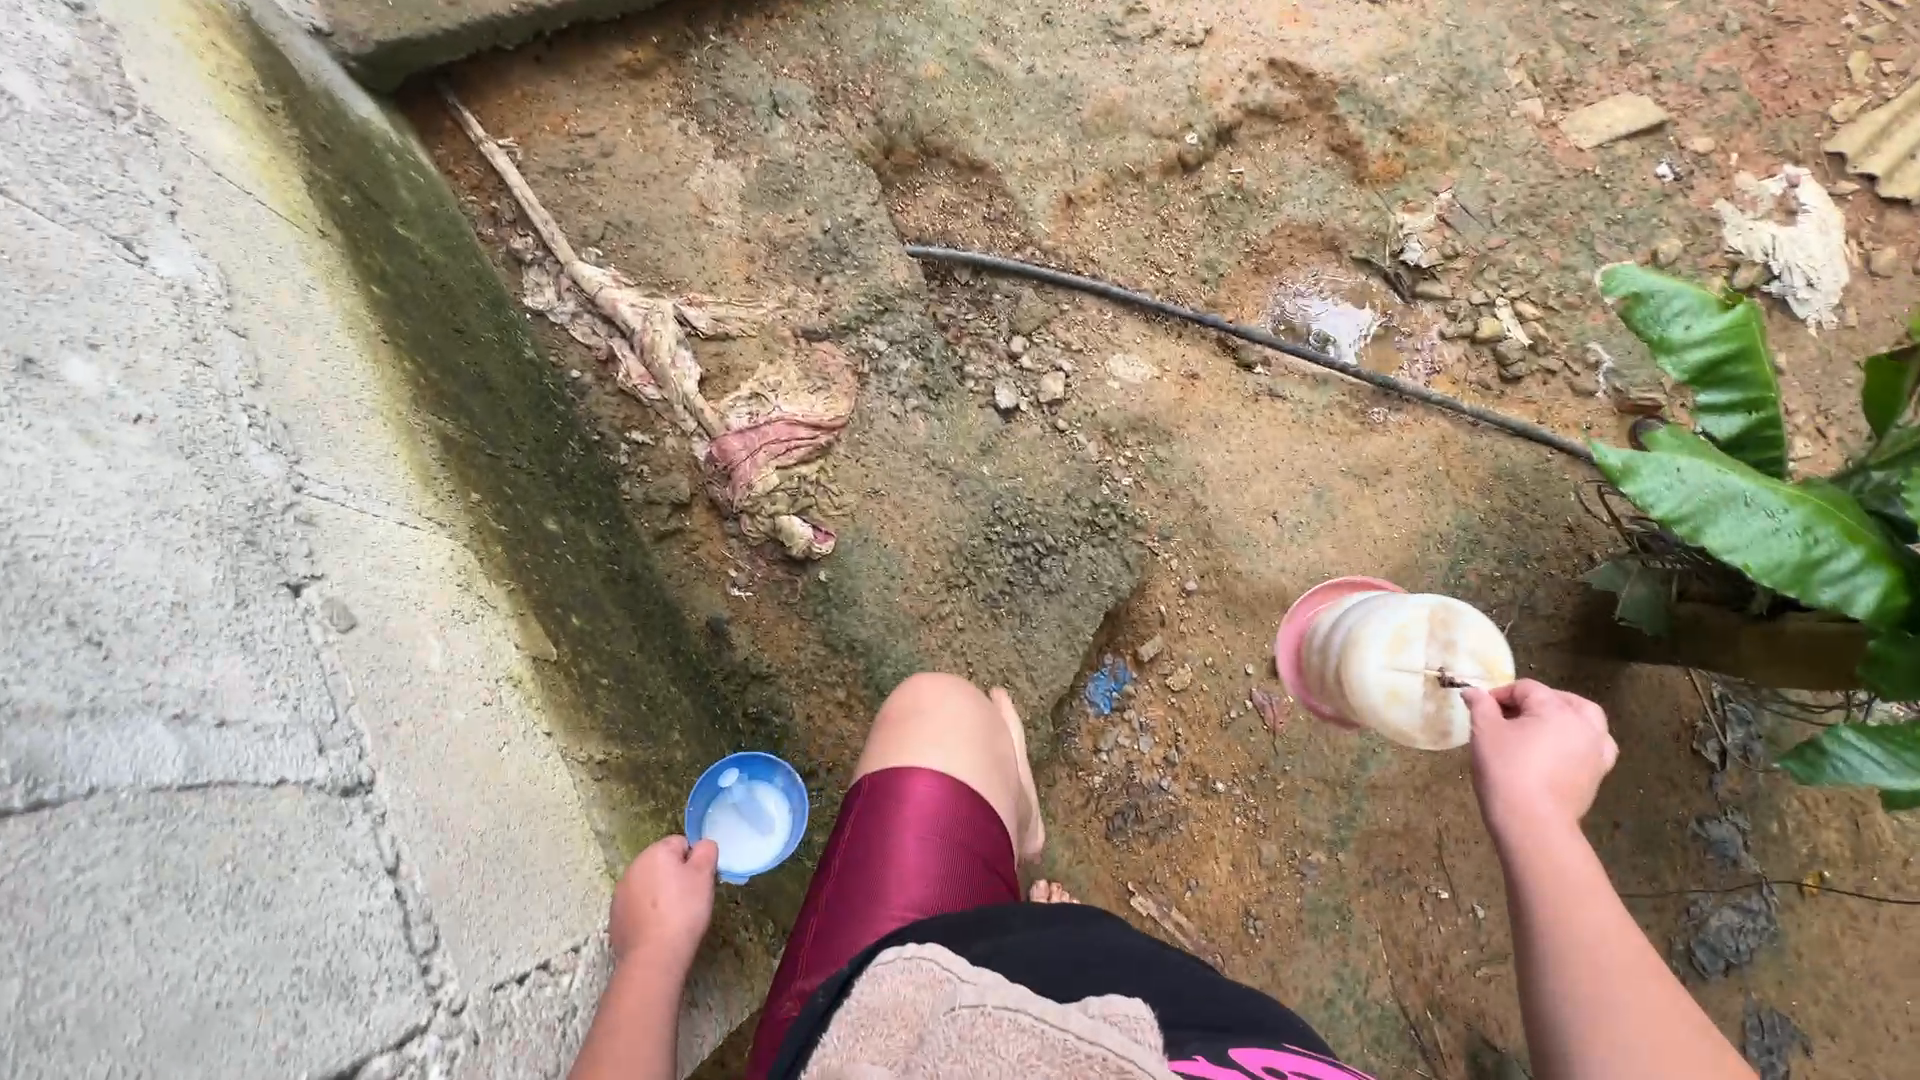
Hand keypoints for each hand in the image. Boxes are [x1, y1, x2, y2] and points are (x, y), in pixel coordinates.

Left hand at [608, 835, 718, 971]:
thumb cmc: (684, 910)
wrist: (654, 956)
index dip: (694, 861)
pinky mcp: (615, 917)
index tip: (699, 881)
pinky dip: (647, 912)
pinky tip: (657, 928)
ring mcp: (620, 893)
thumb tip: (702, 845)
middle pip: (662, 864)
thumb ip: (706, 850)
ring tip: (673, 916)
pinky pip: (637, 906)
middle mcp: (633, 867)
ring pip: (649, 885)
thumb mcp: (705, 874)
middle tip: (689, 898)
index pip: (681, 843)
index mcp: (655, 852)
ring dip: (660, 893)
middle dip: (676, 876)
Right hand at [1463, 680, 1618, 842]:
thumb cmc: (1505, 769)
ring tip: (1541, 727)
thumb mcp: (1484, 732)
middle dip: (1536, 701)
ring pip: (1587, 720)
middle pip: (1564, 699)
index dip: (1501, 694)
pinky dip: (1580, 740)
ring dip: (1565, 717)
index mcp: (1556, 710)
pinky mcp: (1598, 772)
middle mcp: (1584, 725)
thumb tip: (1472, 692)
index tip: (1481, 709)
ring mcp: (1596, 750)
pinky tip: (1562, 749)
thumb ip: (1480, 706)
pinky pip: (1595, 745)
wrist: (1531, 819)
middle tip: (1511, 715)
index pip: (1527, 688)